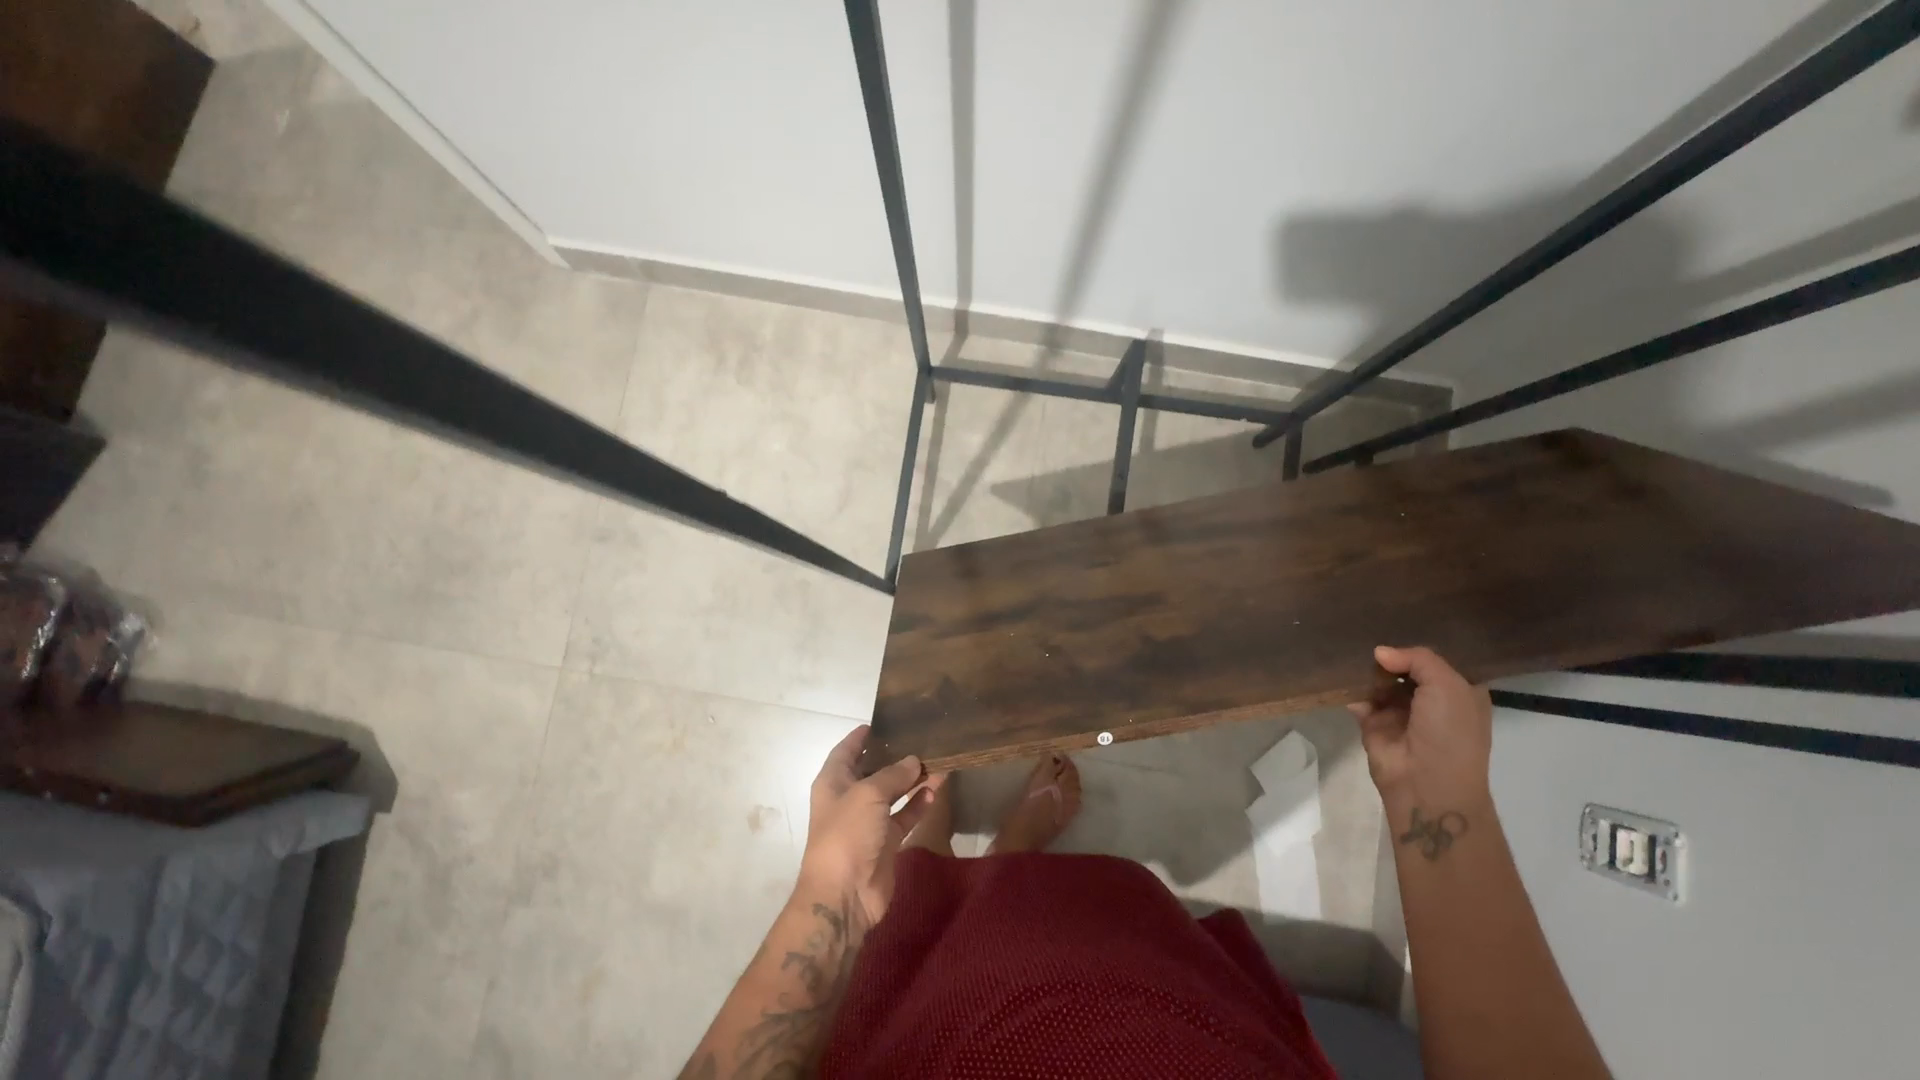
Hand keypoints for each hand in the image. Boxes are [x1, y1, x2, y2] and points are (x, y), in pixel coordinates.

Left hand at [797, 726, 941, 926]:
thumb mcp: (868, 794)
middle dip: (895, 757)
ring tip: (938, 761)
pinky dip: (918, 804)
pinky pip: (905, 816)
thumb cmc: (847, 834)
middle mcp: (849, 799)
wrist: (844, 894)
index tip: (884, 722)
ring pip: (894, 794)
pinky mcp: (886, 842)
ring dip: (913, 780)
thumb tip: (913, 761)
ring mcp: (868, 822)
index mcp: (833, 783)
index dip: (861, 736)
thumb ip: (893, 774)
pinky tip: (936, 790)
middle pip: (874, 771)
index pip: (846, 751)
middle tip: (923, 739)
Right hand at [1347, 645, 1493, 808]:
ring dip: (1368, 670)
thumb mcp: (1447, 685)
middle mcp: (1431, 701)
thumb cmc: (1450, 731)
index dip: (1421, 647)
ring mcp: (1401, 713)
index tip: (1399, 624)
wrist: (1427, 783)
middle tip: (1368, 631)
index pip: (1439, 661)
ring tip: (1350, 647)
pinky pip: (1360, 699)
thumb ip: (1417, 659)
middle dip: (1391, 655)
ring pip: (1381, 682)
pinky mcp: (1373, 724)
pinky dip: (1351, 689)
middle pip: (1407, 669)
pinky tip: (1342, 673)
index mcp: (1460, 692)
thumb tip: (1380, 652)